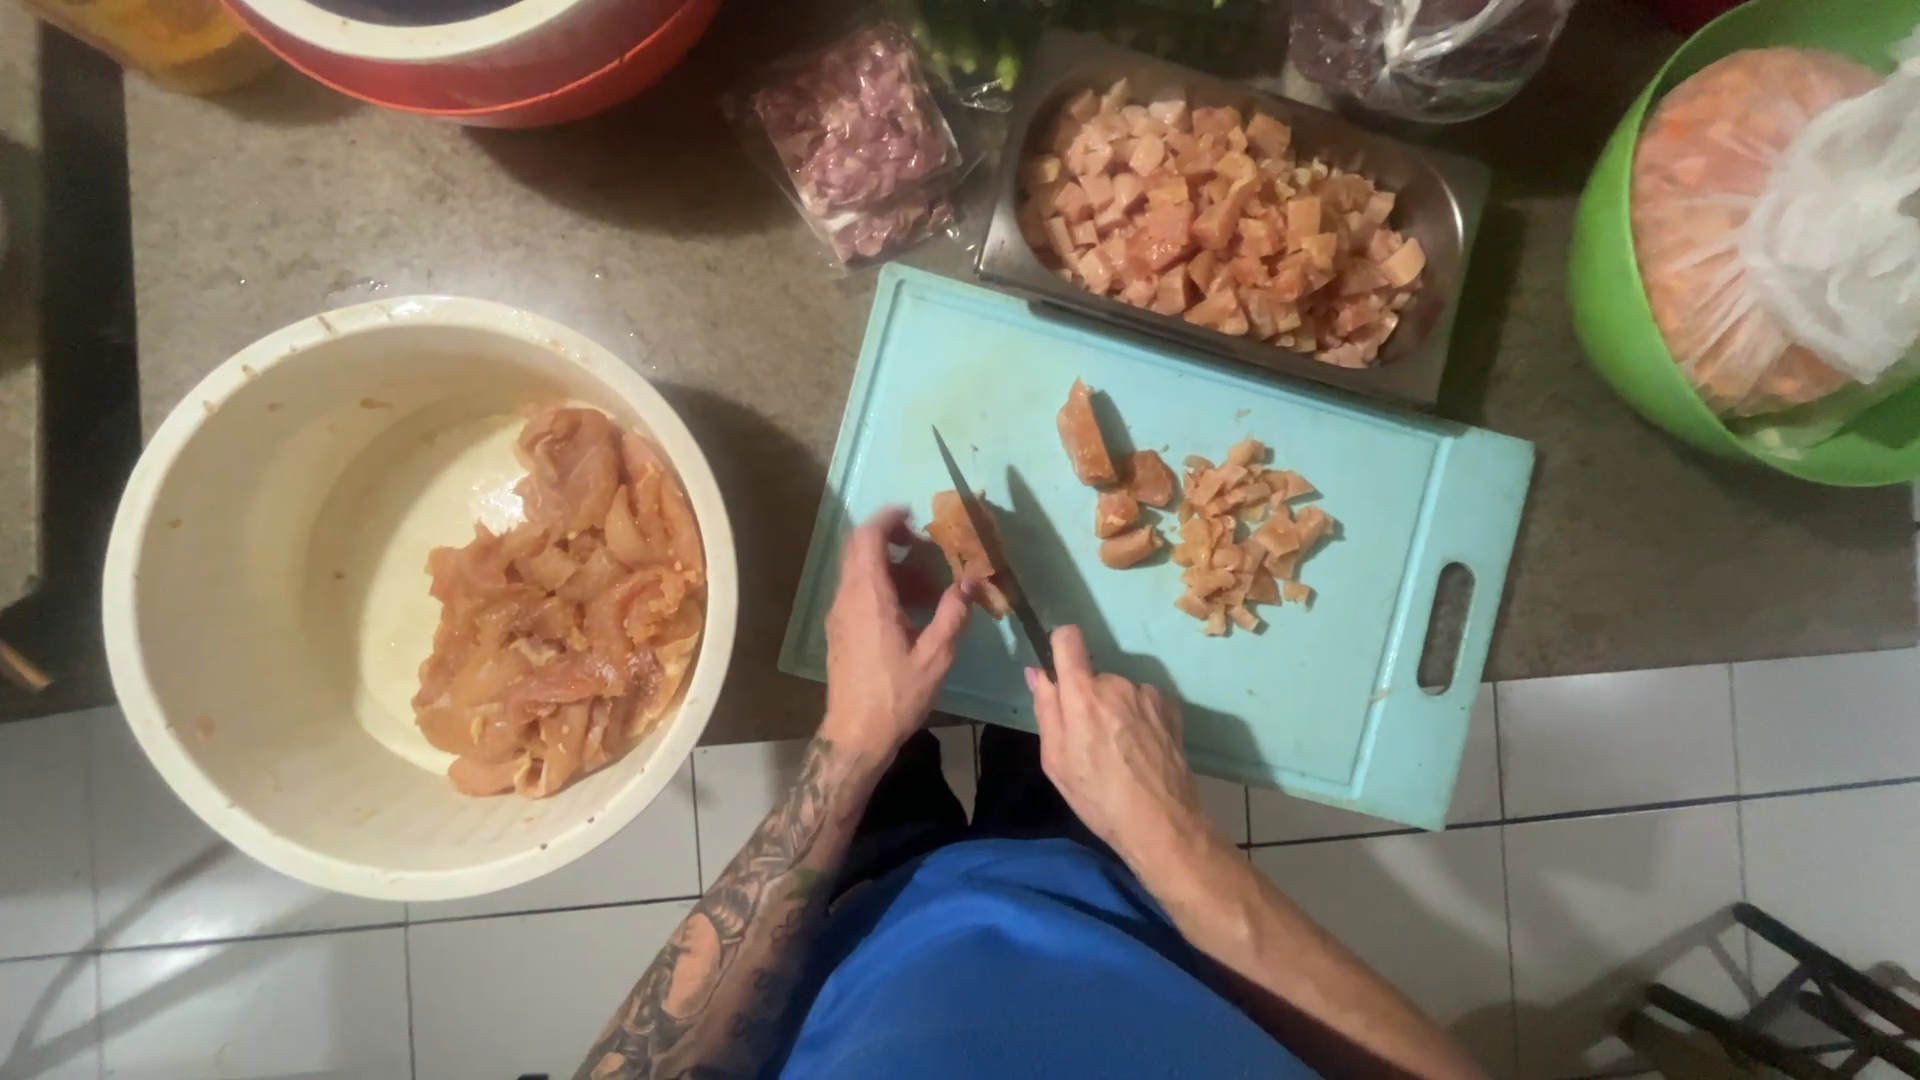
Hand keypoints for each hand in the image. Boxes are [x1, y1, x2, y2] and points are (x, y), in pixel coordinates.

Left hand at [822, 507, 970, 757]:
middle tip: (923, 545)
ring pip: (858, 570)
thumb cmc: (896, 696)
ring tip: (926, 584)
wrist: (855, 735)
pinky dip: (881, 585)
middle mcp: (847, 598)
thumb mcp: (935, 656)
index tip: (913, 514)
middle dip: (890, 537)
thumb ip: (952, 614)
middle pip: (859, 548)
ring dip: (890, 565)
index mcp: (869, 598)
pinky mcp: (839, 629)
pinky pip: (857, 591)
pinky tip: (909, 609)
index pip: (867, 538)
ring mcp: (839, 614)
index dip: (888, 518)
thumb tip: (968, 582)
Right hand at [1027, 625, 1215, 866]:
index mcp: (1082, 693)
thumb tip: (1037, 673)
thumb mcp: (1055, 760)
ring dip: (1116, 709)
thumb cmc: (1098, 797)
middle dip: (1088, 699)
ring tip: (1121, 751)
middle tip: (1091, 740)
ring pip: (1120, 691)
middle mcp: (1116, 683)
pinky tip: (1142, 749)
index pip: (1067, 639)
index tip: (1059, 670)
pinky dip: (1140, 717)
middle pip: (1093, 676)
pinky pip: (1143, 701)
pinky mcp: (1171, 707)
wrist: (1161, 824)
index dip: (1059, 647)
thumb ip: (1046, 709)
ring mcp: (1147, 694)